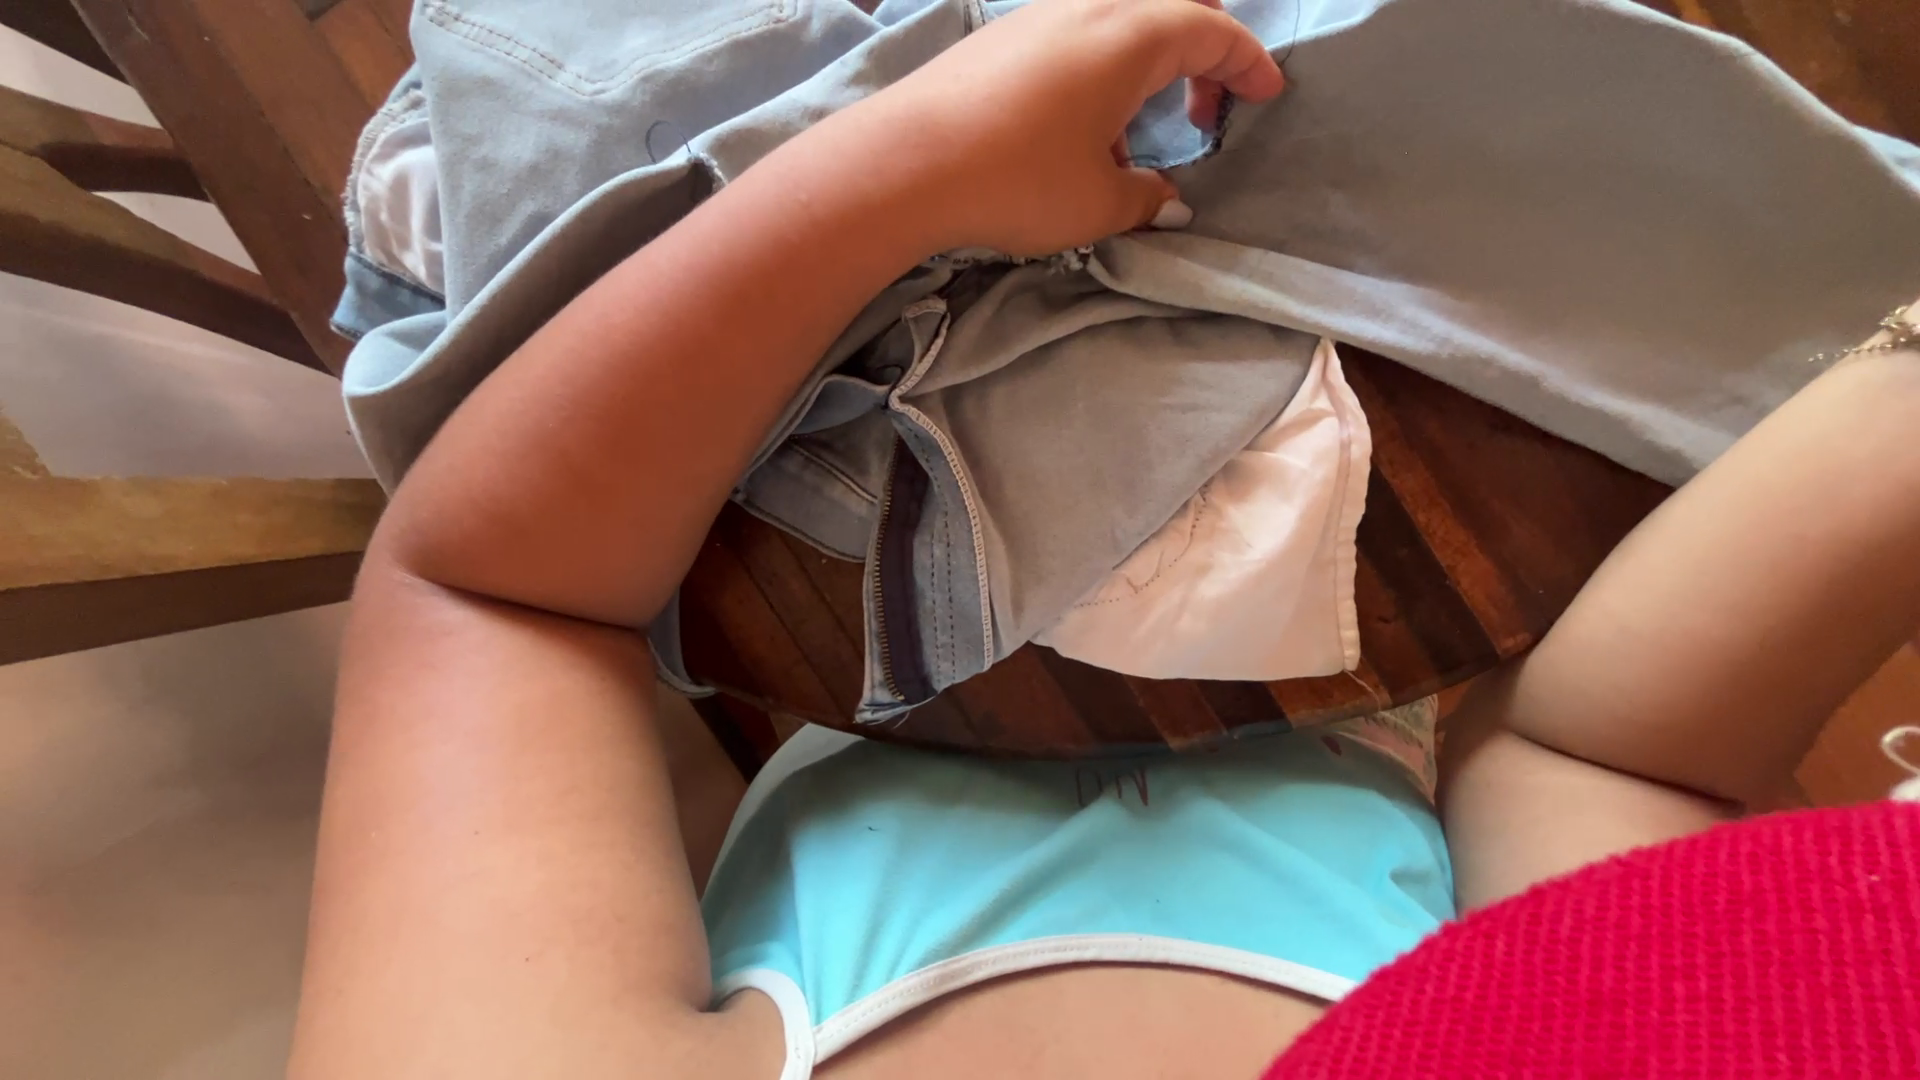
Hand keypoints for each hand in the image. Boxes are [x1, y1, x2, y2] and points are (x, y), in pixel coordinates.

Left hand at [831, 0, 1284, 256]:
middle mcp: (1089, 7)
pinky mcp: (998, 40)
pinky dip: (1094, 77)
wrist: (907, 163)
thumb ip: (1145, 201)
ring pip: (1115, 27)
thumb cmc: (1018, 181)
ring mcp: (1038, 16)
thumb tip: (1170, 205)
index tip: (1266, 94)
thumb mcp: (1096, 205)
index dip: (1246, 65)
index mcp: (1132, 36)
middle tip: (1203, 110)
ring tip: (1126, 143)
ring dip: (1139, 74)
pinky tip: (1070, 134)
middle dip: (1199, 57)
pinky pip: (1069, 43)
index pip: (1212, 32)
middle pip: (1167, 11)